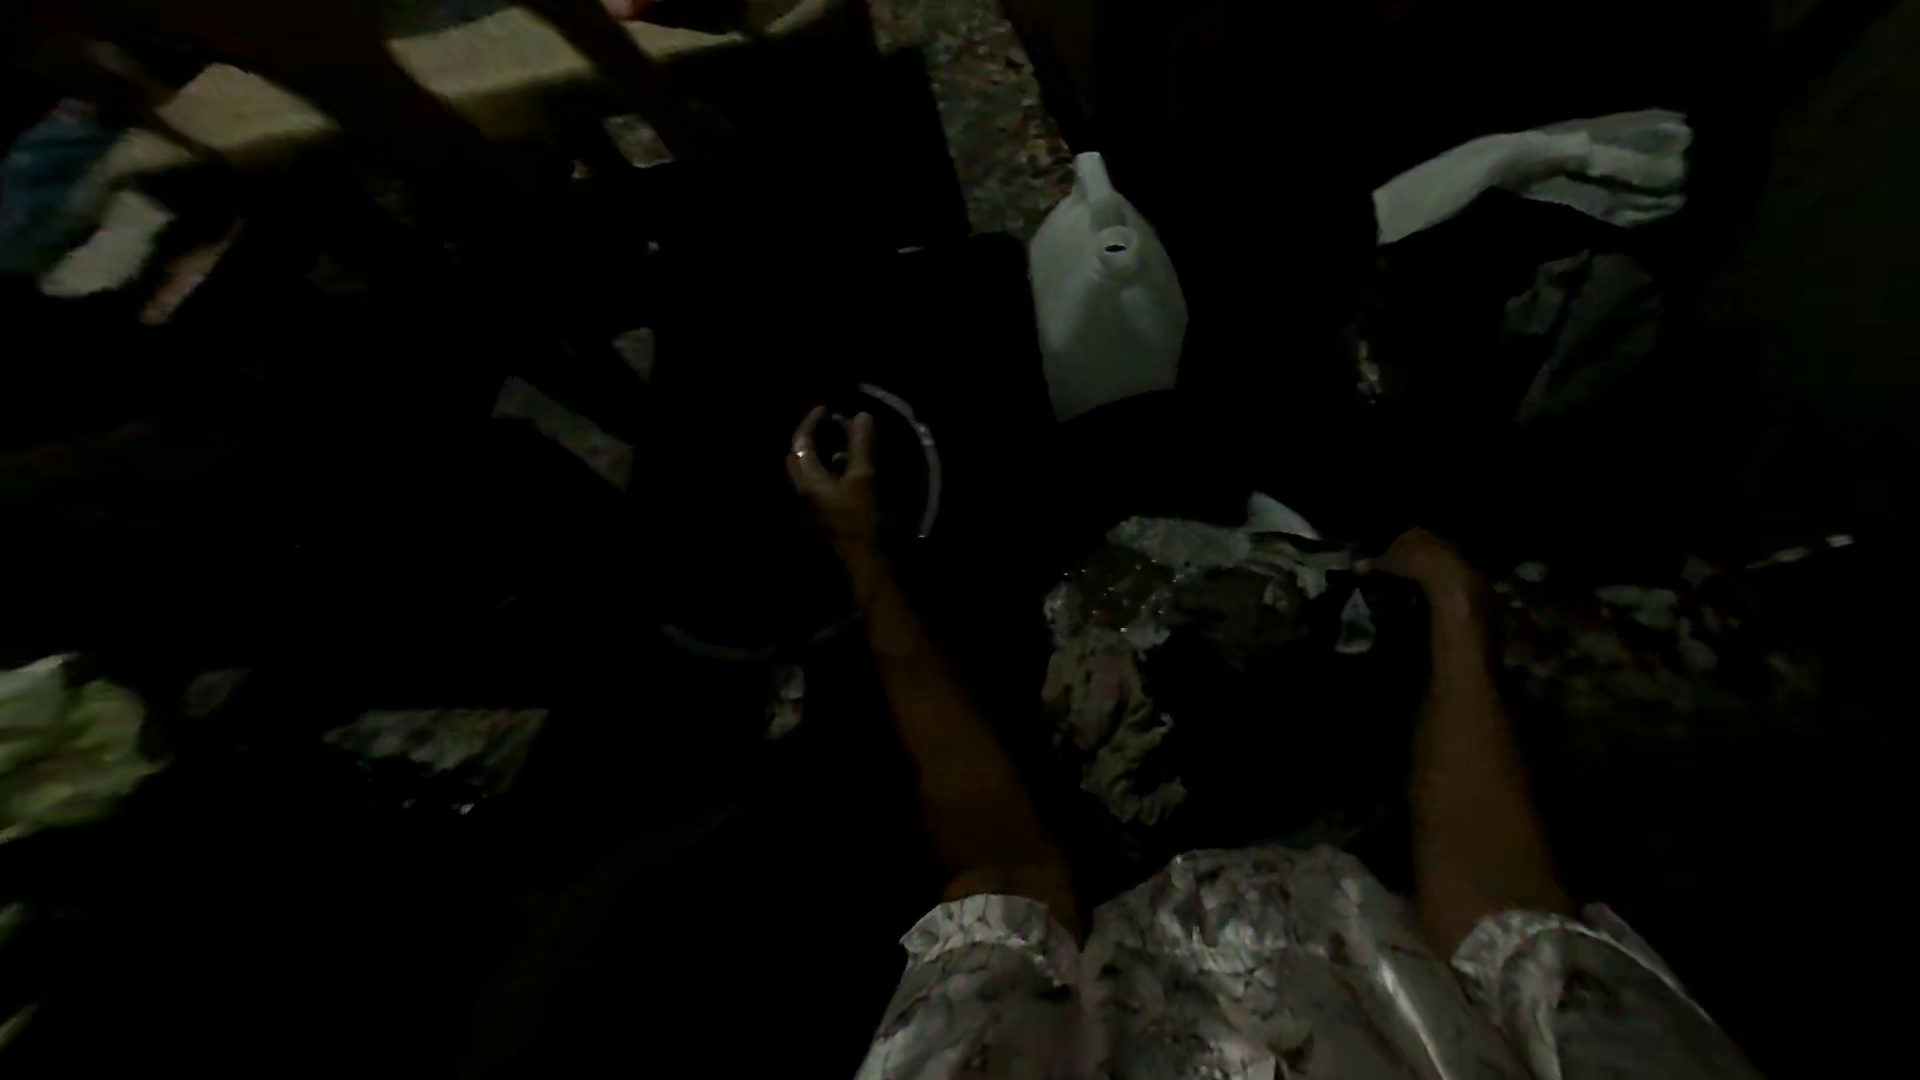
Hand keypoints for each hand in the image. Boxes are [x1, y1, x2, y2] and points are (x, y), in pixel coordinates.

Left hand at [787, 406, 876, 565]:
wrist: (865, 561)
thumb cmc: (861, 519)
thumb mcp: (863, 478)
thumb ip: (860, 446)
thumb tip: (861, 416)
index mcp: (809, 480)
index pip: (801, 443)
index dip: (811, 422)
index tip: (826, 409)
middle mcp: (806, 491)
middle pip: (798, 457)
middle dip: (811, 437)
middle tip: (830, 424)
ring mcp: (815, 504)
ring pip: (810, 471)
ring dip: (823, 452)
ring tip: (843, 441)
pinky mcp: (826, 513)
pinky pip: (822, 483)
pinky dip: (832, 468)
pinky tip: (850, 468)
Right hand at [1363, 528, 1484, 620]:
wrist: (1447, 575)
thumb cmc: (1413, 564)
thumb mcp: (1389, 565)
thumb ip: (1373, 564)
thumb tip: (1356, 566)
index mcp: (1414, 533)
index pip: (1399, 540)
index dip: (1392, 552)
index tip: (1388, 565)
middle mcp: (1432, 536)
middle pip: (1417, 547)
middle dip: (1410, 558)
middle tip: (1401, 572)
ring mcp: (1448, 548)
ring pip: (1431, 556)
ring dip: (1424, 566)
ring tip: (1415, 580)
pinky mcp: (1460, 561)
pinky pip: (1443, 567)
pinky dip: (1436, 574)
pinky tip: (1431, 583)